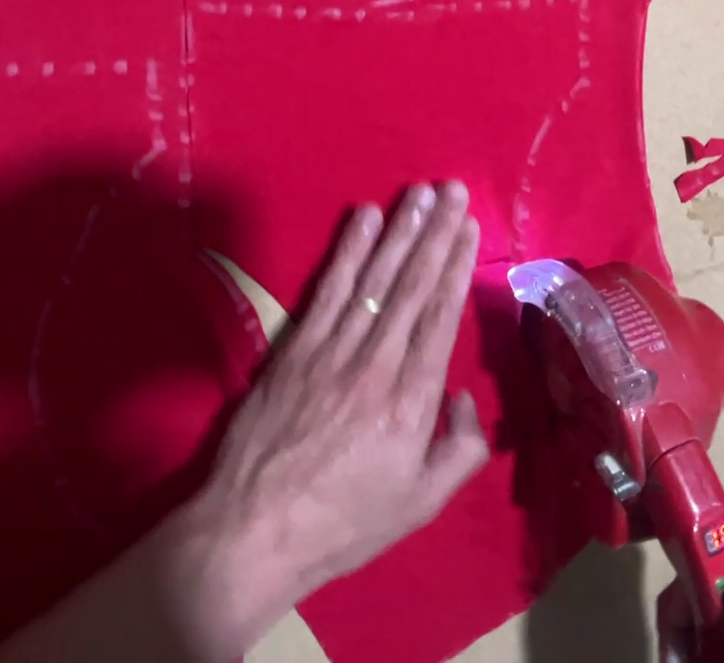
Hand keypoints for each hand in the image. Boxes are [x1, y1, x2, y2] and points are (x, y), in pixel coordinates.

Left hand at [0, 182, 486, 662]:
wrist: (254, 531)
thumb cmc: (344, 523)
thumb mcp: (420, 505)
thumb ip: (460, 451)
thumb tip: (462, 396)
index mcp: (412, 402)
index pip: (440, 317)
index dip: (457, 267)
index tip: (469, 228)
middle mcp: (376, 364)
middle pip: (411, 286)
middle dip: (436, 234)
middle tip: (453, 191)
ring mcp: (331, 351)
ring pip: (374, 279)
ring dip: (399, 231)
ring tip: (420, 194)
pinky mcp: (294, 348)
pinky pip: (328, 290)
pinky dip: (348, 250)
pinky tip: (364, 217)